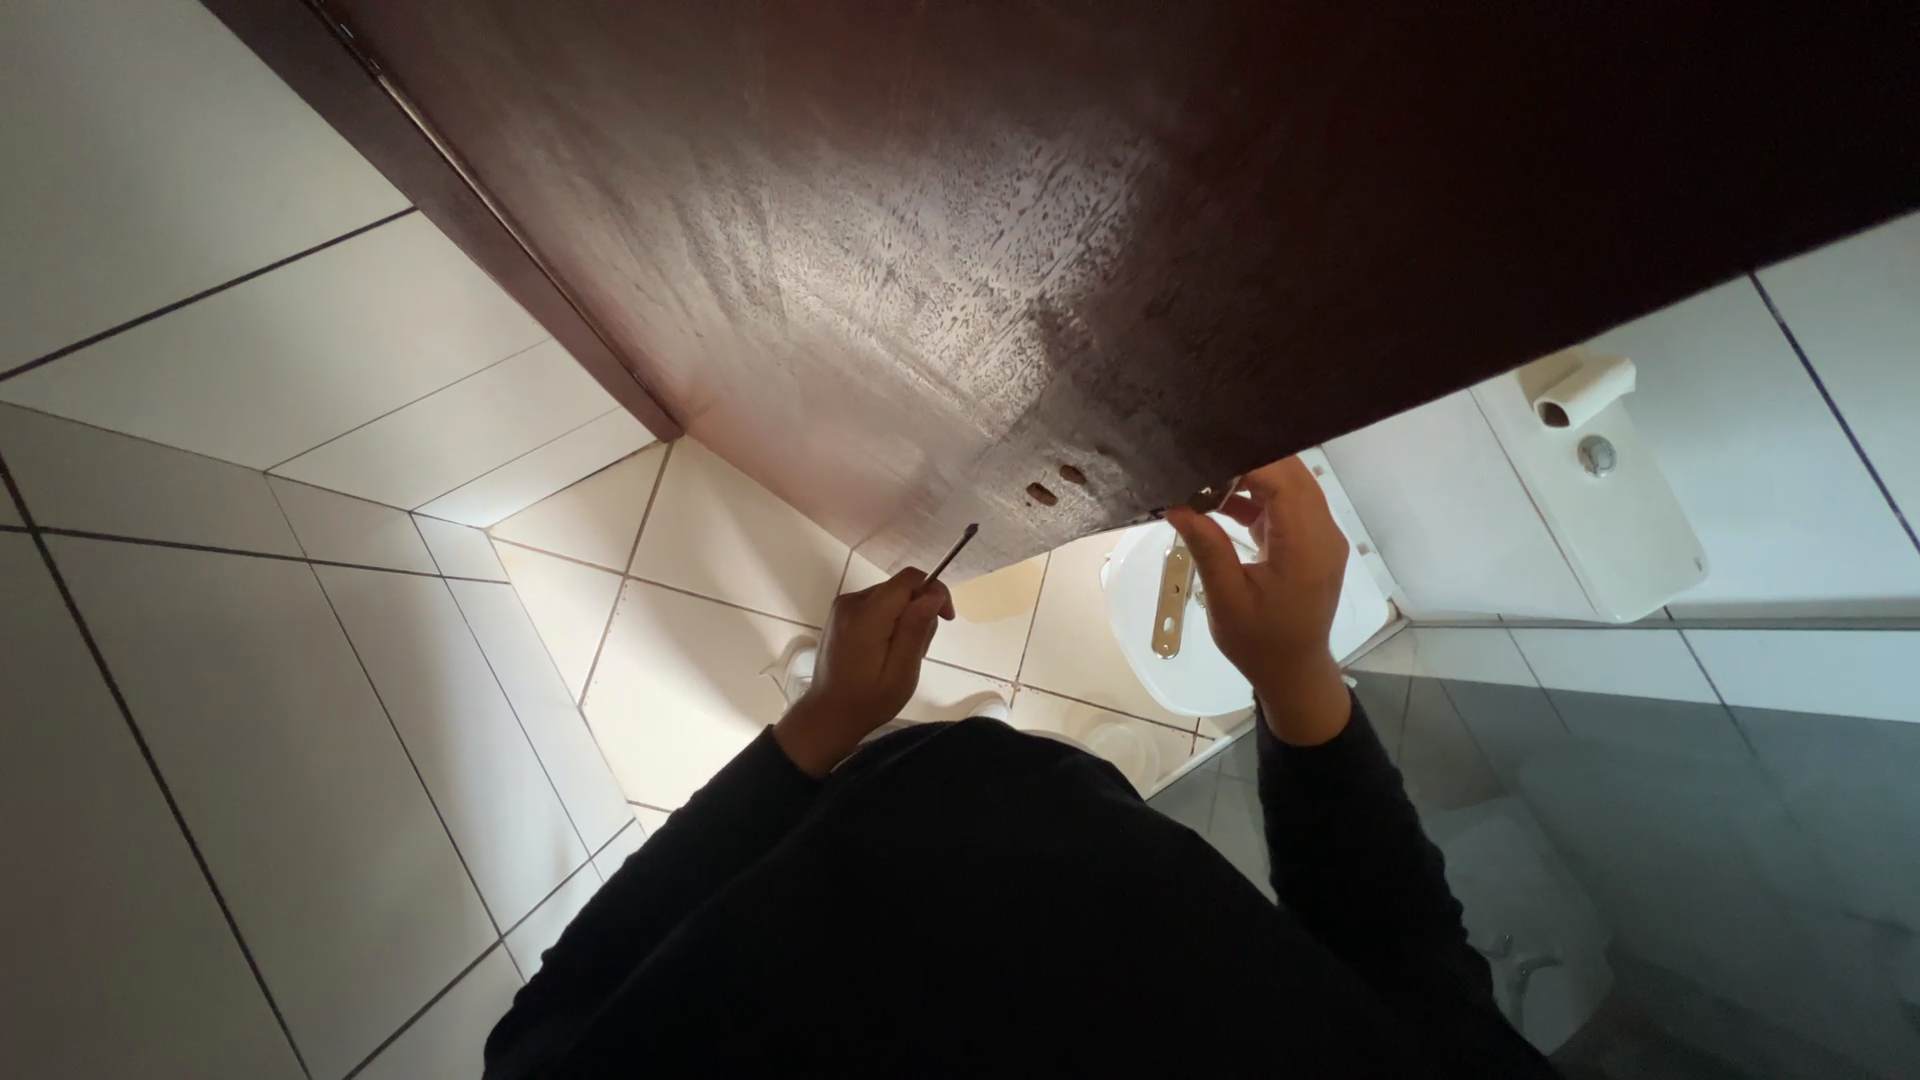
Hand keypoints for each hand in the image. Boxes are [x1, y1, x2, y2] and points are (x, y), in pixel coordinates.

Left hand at [773, 567, 954, 775]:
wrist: (828, 714)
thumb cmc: (868, 701)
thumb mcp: (901, 673)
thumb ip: (916, 630)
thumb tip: (934, 594)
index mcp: (866, 616)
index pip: (909, 579)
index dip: (934, 591)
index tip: (946, 618)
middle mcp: (852, 601)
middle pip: (902, 588)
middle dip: (920, 612)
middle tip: (917, 651)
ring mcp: (844, 605)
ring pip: (893, 595)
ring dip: (906, 619)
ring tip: (900, 655)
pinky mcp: (843, 611)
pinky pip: (879, 603)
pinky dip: (891, 621)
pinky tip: (887, 649)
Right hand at [1166, 457, 1352, 745]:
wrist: (1294, 672)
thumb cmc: (1260, 642)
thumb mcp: (1226, 599)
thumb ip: (1207, 547)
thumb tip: (1177, 505)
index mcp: (1305, 546)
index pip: (1283, 481)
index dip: (1247, 460)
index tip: (1204, 454)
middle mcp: (1323, 533)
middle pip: (1292, 474)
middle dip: (1248, 461)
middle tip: (1199, 462)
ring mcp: (1320, 537)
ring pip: (1291, 485)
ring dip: (1251, 477)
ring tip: (1203, 481)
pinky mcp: (1310, 542)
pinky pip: (1286, 505)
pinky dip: (1255, 497)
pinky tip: (1218, 502)